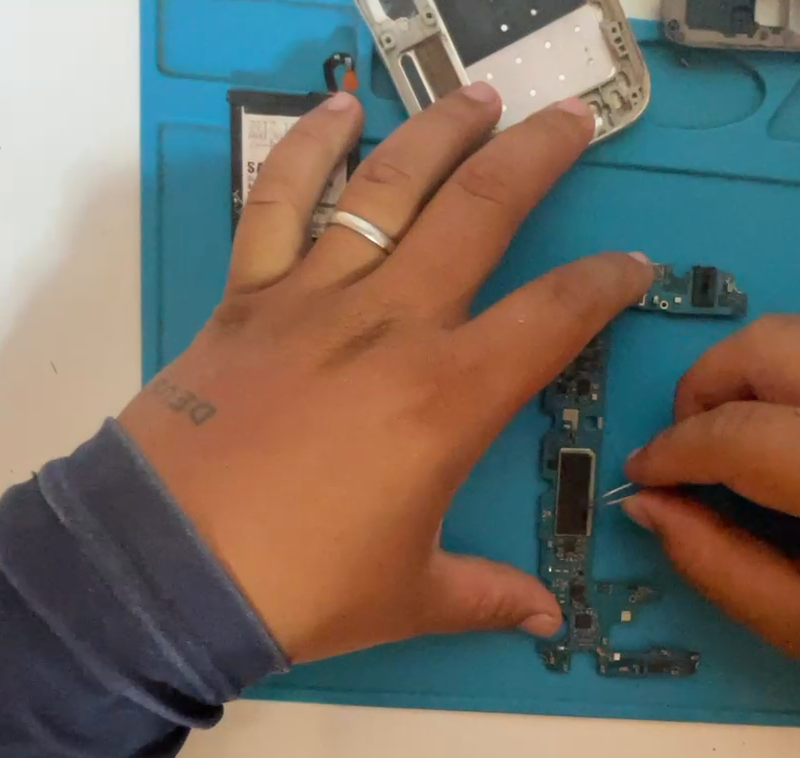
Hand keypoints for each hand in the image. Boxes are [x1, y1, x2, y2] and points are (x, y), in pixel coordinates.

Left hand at [119, 86, 650, 662]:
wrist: (167, 573)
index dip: (606, 284)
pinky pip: (277, 204)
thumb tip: (546, 619)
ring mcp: (313, 302)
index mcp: (448, 399)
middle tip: (571, 117)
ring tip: (477, 96)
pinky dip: (307, 150)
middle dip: (537, 157)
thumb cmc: (302, 588)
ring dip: (440, 133)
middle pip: (480, 212)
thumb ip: (489, 596)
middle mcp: (391, 328)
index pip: (553, 317)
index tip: (632, 265)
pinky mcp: (246, 301)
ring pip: (389, 191)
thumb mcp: (412, 597)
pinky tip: (339, 111)